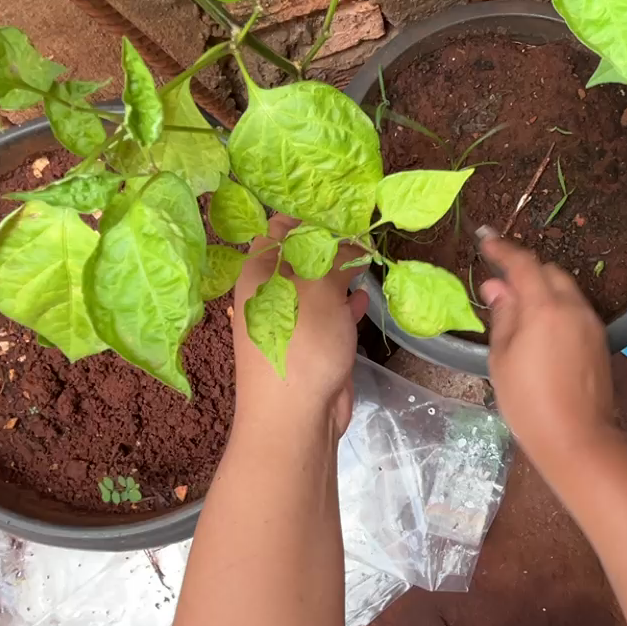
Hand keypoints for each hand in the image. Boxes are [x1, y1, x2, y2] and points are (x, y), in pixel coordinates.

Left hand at [231, 216, 368, 437]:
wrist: (295, 418)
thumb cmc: (301, 346)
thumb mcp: (319, 290)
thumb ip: (334, 259)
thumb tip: (349, 240)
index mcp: (258, 275)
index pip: (278, 230)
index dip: (307, 217)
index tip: (341, 207)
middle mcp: (271, 296)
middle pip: (301, 258)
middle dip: (330, 245)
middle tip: (363, 229)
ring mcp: (292, 323)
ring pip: (319, 288)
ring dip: (342, 275)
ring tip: (368, 257)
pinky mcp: (313, 347)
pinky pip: (331, 316)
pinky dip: (346, 306)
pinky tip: (363, 299)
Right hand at [477, 227, 616, 466]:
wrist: (577, 438)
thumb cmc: (528, 401)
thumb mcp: (502, 357)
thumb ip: (502, 315)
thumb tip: (498, 286)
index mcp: (545, 308)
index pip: (523, 264)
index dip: (502, 249)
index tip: (485, 240)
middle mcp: (573, 308)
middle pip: (549, 272)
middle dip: (526, 270)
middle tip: (502, 284)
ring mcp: (591, 324)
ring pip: (566, 290)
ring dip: (543, 290)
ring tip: (520, 310)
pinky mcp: (599, 341)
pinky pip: (576, 310)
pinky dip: (557, 308)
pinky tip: (542, 330)